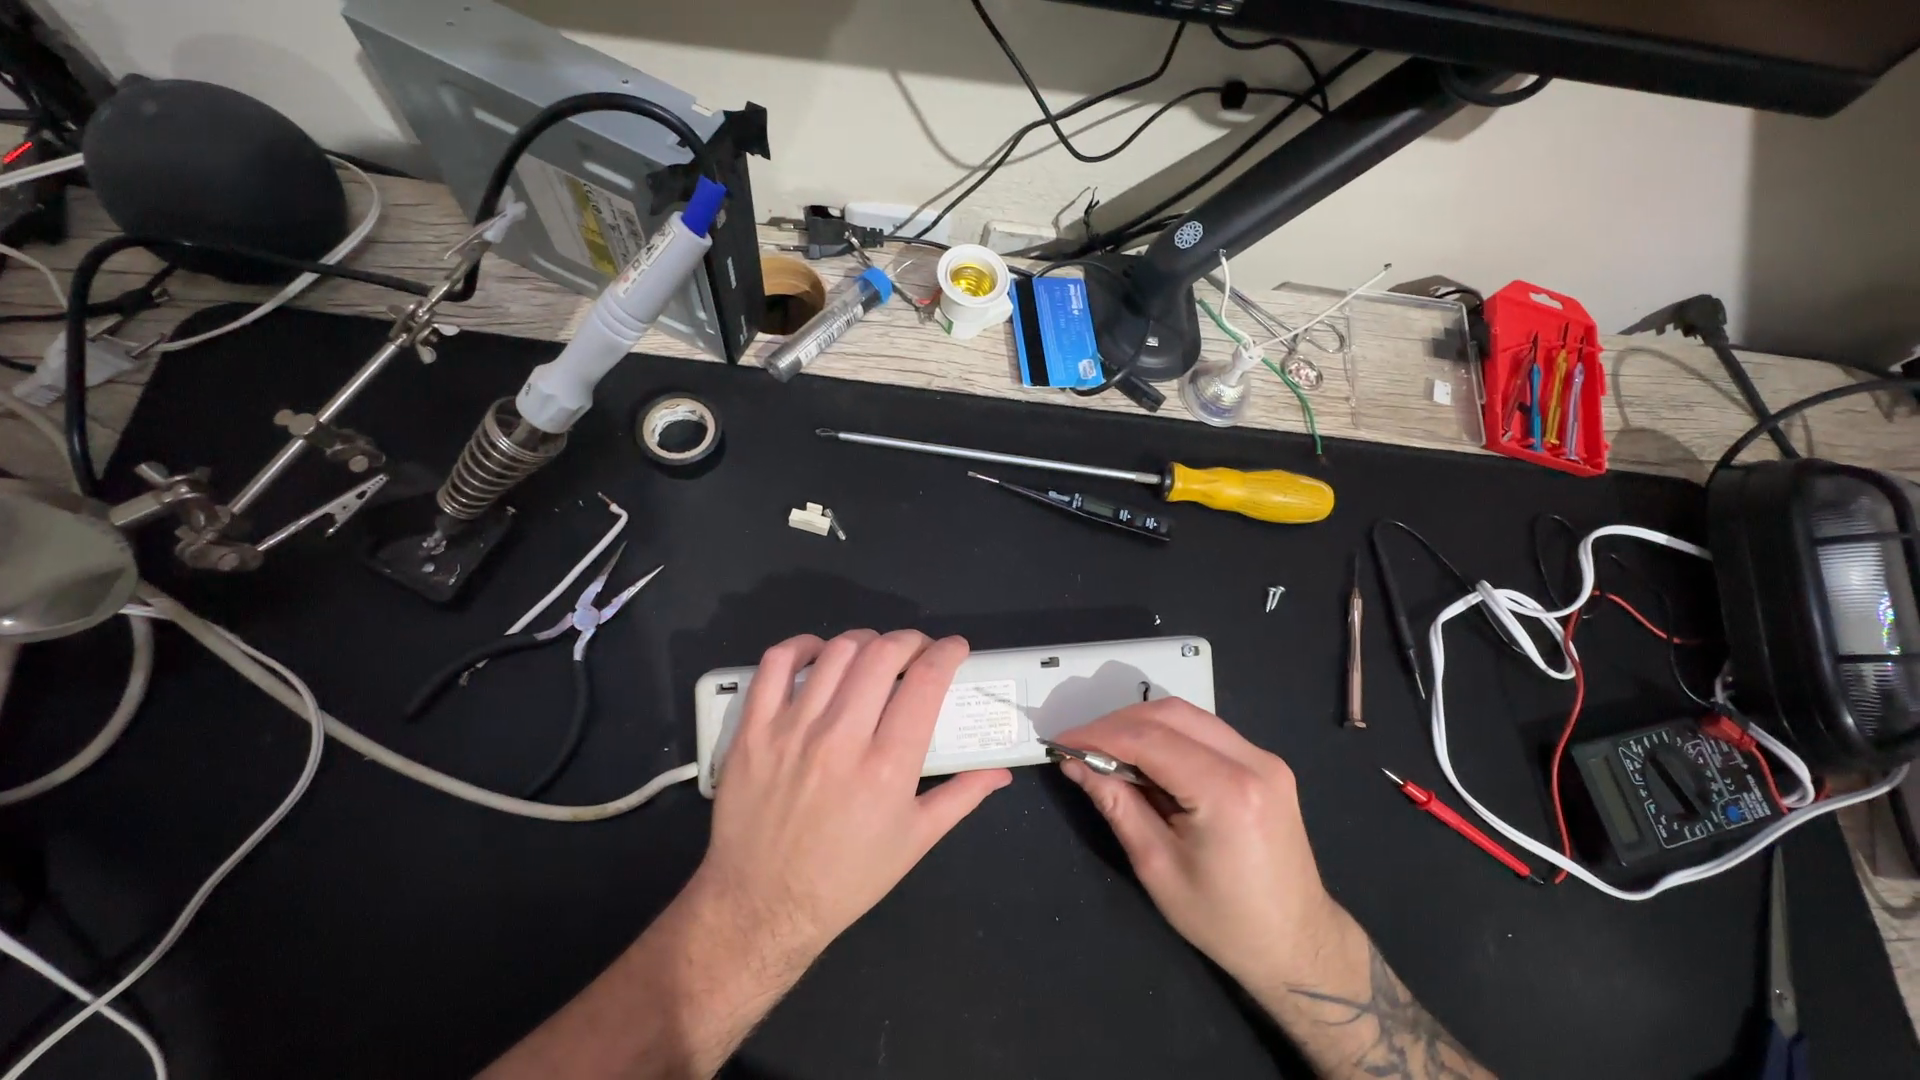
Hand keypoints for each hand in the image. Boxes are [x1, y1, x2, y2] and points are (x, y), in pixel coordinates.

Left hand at [690, 630, 1011, 971]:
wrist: (764, 905)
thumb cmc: (846, 878)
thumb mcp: (914, 842)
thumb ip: (961, 797)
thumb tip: (1001, 772)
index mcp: (887, 766)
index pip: (926, 682)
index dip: (947, 653)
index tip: (954, 649)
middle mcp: (840, 739)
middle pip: (882, 654)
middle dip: (909, 641)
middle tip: (916, 651)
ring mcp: (791, 730)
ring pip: (835, 653)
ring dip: (864, 642)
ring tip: (873, 655)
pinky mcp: (752, 731)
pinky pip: (775, 665)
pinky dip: (801, 647)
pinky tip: (819, 655)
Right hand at [1055, 699, 1346, 994]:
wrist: (1295, 943)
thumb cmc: (1222, 919)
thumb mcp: (1156, 866)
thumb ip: (1116, 805)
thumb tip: (1075, 764)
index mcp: (1227, 792)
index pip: (1150, 739)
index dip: (1099, 734)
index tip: (1062, 742)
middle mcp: (1253, 762)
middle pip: (1171, 714)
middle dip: (1118, 723)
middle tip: (1080, 745)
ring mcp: (1265, 759)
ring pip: (1189, 716)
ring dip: (1142, 725)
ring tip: (1106, 751)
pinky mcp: (1267, 765)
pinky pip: (1207, 732)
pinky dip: (1169, 736)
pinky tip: (1145, 760)